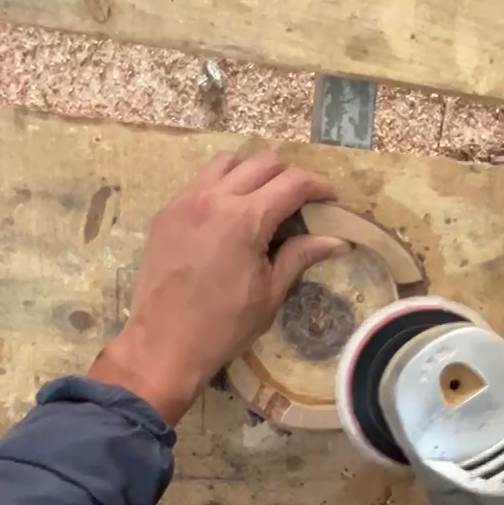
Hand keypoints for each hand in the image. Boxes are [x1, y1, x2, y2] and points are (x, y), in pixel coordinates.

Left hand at [90, 150, 348, 421]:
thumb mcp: (270, 293)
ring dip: (253, 173)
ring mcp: (185, 200)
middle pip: (263, 162)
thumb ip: (301, 256)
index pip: (293, 182)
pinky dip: (223, 184)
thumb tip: (338, 242)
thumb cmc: (225, 326)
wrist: (165, 343)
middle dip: (288, 176)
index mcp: (246, 219)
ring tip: (263, 201)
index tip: (331, 200)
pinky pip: (201, 180)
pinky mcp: (167, 211)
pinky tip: (230, 214)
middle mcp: (215, 197)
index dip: (319, 186)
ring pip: (228, 161)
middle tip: (299, 204)